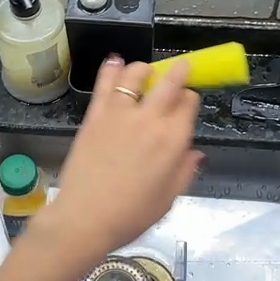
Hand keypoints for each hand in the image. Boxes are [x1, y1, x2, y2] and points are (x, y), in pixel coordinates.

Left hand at [28, 56, 203, 270]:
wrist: (85, 219)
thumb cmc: (130, 215)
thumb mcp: (168, 199)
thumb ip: (185, 171)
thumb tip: (194, 152)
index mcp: (173, 142)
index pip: (188, 104)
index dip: (190, 100)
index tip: (187, 102)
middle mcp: (150, 121)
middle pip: (169, 83)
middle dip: (179, 71)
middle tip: (182, 67)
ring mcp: (120, 115)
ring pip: (137, 75)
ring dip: (145, 69)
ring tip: (146, 71)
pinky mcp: (95, 116)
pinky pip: (105, 84)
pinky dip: (111, 69)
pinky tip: (115, 61)